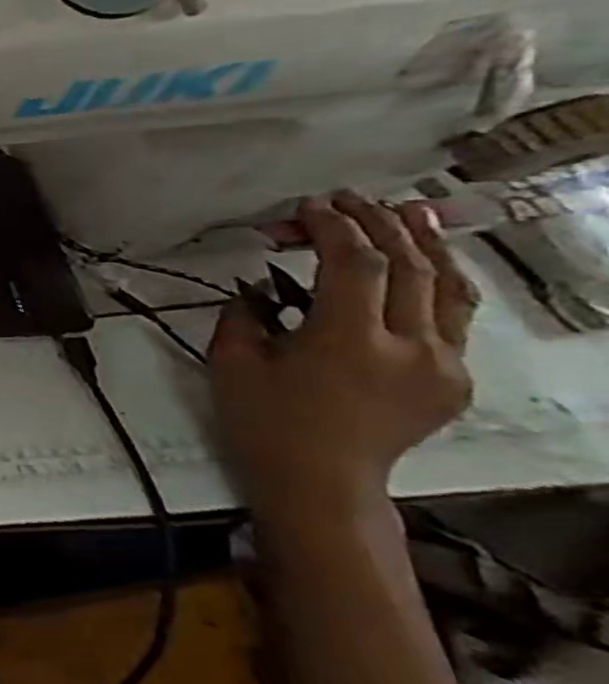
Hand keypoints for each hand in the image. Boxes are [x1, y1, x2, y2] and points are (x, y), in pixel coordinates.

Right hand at [209, 192, 478, 515]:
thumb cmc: (265, 424)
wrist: (320, 483)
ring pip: (447, 287)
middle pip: (408, 265)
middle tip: (346, 200)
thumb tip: (260, 288)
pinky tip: (425, 265)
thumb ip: (244, 316)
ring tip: (407, 212)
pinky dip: (438, 282)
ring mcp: (442, 364)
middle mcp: (410, 348)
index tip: (309, 207)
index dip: (333, 227)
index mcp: (348, 342)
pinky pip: (452, 318)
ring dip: (425, 244)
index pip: (355, 264)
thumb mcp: (232, 364)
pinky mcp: (453, 380)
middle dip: (376, 224)